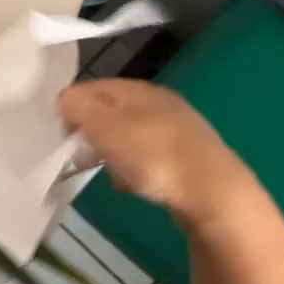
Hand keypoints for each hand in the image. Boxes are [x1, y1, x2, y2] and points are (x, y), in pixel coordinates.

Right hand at [59, 79, 258, 231]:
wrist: (217, 195)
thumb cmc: (152, 156)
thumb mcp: (101, 126)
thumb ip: (75, 106)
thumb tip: (67, 102)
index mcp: (135, 88)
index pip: (88, 88)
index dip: (70, 110)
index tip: (66, 138)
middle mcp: (158, 101)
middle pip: (110, 111)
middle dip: (92, 133)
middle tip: (84, 156)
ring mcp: (178, 128)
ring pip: (129, 134)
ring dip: (113, 152)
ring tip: (109, 174)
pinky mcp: (191, 156)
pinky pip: (150, 156)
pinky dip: (136, 168)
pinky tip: (134, 185)